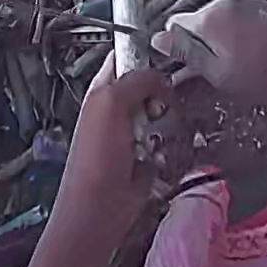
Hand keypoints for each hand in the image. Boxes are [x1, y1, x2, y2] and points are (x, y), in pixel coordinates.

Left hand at [53, 64, 174, 239]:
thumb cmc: (98, 154)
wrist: (100, 210)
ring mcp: (133, 132)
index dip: (144, 55)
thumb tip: (162, 77)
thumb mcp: (113, 103)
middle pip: (149, 86)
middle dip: (160, 93)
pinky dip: (168, 144)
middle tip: (159, 106)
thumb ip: (136, 80)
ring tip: (158, 132)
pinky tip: (161, 151)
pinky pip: (166, 139)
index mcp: (103, 89)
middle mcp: (118, 107)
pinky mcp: (147, 155)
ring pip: (161, 112)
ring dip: (165, 121)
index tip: (166, 59)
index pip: (125, 59)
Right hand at [152, 0, 266, 106]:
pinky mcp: (260, 6)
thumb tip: (157, 39)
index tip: (184, 67)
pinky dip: (235, 33)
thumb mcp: (219, 74)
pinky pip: (235, 18)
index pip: (173, 25)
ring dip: (217, 39)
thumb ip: (186, 53)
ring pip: (215, 20)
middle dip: (198, 43)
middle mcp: (221, 2)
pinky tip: (248, 53)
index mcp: (207, 18)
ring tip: (233, 64)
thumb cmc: (266, 74)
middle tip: (211, 70)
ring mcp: (243, 1)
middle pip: (194, 21)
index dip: (176, 47)